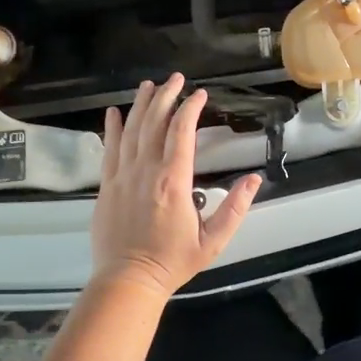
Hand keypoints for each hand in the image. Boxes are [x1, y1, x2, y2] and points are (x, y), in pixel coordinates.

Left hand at [91, 74, 260, 296]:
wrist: (127, 282)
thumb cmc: (173, 262)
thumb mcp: (213, 241)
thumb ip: (235, 208)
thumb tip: (254, 179)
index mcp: (174, 181)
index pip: (182, 132)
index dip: (191, 108)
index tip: (200, 94)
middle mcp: (146, 171)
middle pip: (155, 122)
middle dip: (166, 96)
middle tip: (176, 78)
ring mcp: (122, 177)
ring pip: (131, 130)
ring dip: (141, 105)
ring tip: (149, 85)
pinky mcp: (106, 186)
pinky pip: (109, 149)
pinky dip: (112, 128)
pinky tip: (114, 112)